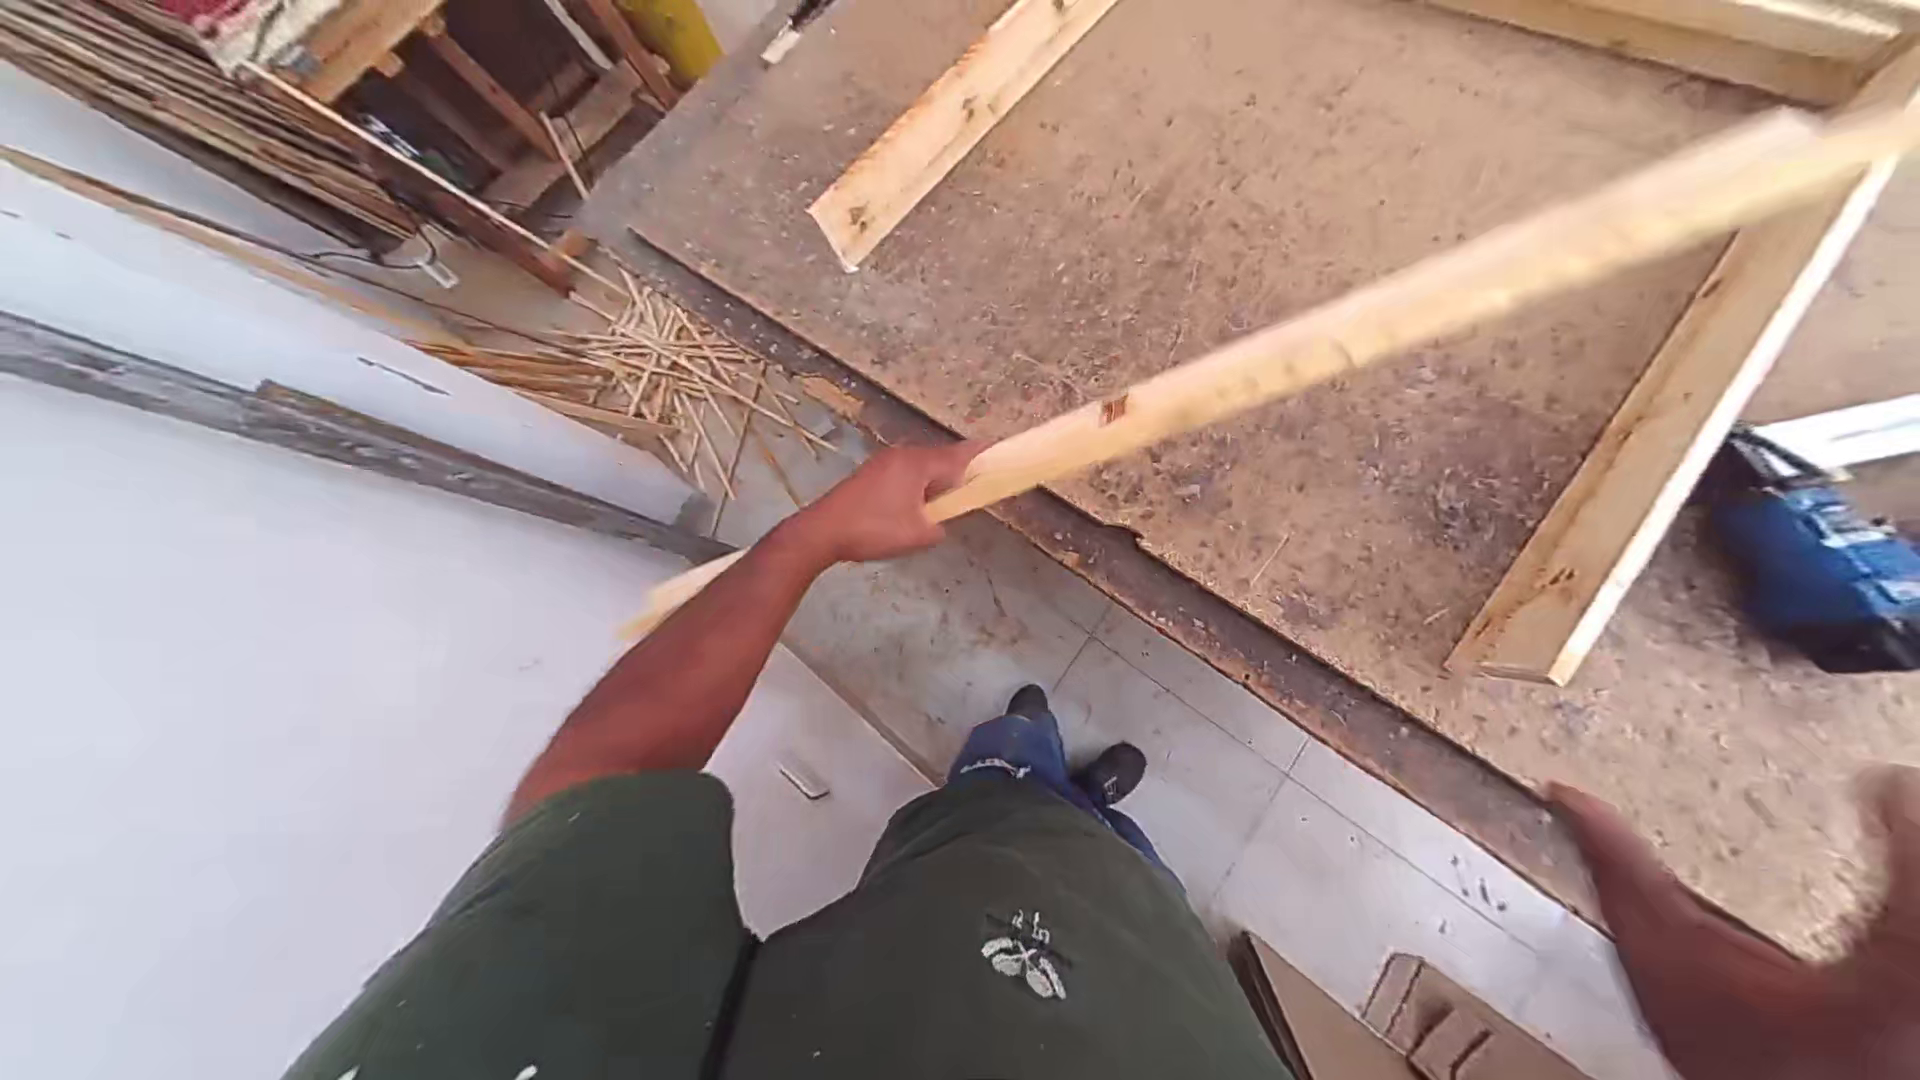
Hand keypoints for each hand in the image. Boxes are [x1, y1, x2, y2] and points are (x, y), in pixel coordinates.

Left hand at [782, 441, 982, 564]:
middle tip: (975, 485)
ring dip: (937, 479)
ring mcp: (883, 462)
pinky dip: (919, 483)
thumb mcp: (917, 535)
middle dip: (959, 470)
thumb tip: (942, 521)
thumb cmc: (872, 530)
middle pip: (940, 458)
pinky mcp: (871, 474)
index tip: (1000, 449)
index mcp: (916, 464)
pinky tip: (918, 502)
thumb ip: (940, 525)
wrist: (822, 531)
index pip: (958, 455)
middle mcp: (902, 456)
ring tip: (947, 499)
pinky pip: (906, 472)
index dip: (981, 453)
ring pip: (921, 466)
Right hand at [1548, 768, 1919, 1079]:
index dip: (1903, 825)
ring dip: (1906, 877)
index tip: (1880, 780)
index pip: (1913, 883)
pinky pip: (1913, 945)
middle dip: (1912, 847)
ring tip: (1896, 836)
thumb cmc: (1722, 1047)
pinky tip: (1884, 892)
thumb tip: (1567, 796)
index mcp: (1880, 981)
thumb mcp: (1656, 951)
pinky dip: (1901, 907)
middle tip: (1900, 796)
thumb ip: (1618, 867)